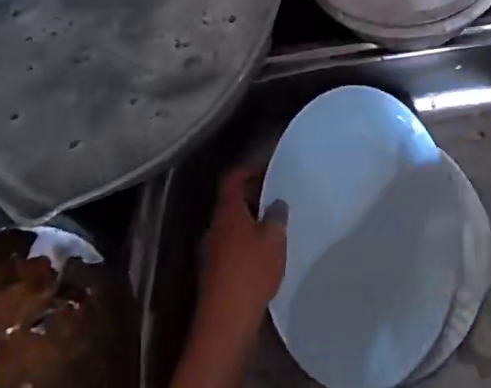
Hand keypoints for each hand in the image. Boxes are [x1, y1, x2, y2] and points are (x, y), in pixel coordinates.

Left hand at [197, 166, 287, 329]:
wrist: (226, 321)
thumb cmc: (251, 271)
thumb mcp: (273, 239)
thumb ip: (276, 216)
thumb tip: (276, 203)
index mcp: (227, 212)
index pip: (232, 179)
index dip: (248, 170)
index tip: (268, 169)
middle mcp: (215, 226)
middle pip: (232, 202)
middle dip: (253, 197)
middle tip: (277, 198)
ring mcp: (212, 250)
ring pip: (233, 225)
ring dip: (251, 222)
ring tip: (275, 225)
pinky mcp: (216, 272)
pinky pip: (233, 246)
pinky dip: (247, 243)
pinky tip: (266, 254)